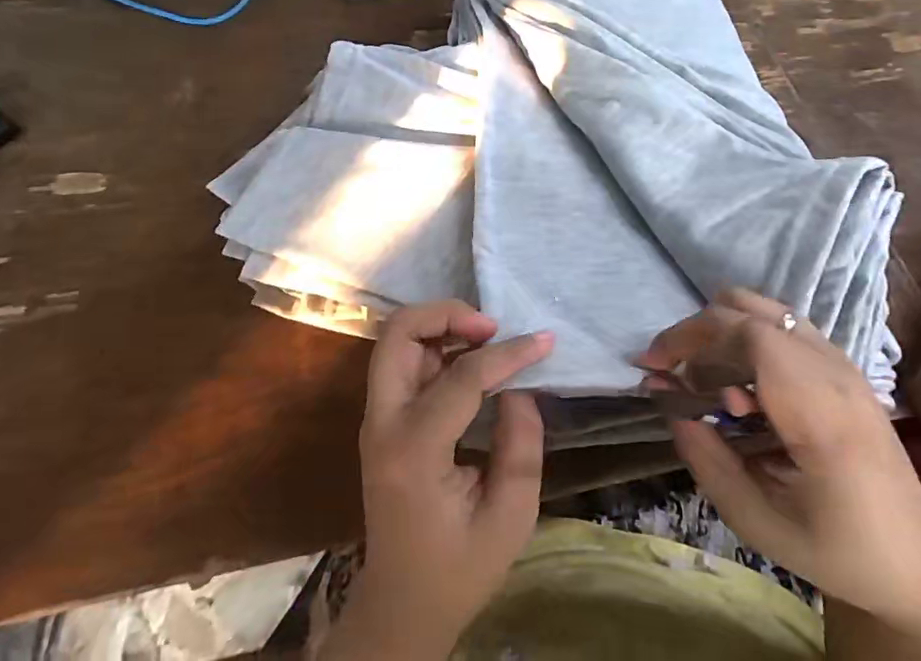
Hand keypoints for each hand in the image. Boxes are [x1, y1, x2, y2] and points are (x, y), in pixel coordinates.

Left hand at [324, 301, 553, 660]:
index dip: (508, 354)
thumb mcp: (511, 516)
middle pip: (397, 335)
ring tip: (487, 339)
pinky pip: (403, 363)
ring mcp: (376, 422)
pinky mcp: (382, 423)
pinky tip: (472, 361)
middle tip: (492, 328)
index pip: (461, 378)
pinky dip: (436, 347)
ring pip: (396, 342)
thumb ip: (521, 444)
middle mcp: (383, 425)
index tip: (544, 342)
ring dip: (440, 327)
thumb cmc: (459, 569)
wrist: (402, 606)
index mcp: (414, 452)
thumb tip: (519, 388)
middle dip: (447, 315)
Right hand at [638, 290, 920, 650]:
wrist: (914, 562)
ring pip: (766, 309)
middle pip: (750, 311)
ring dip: (722, 331)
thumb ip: (707, 461)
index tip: (655, 368)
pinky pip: (783, 325)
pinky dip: (746, 338)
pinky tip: (739, 385)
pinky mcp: (844, 366)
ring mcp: (844, 363)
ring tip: (703, 381)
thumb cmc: (837, 551)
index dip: (692, 339)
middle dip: (697, 331)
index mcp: (821, 413)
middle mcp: (836, 372)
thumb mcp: (759, 522)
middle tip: (666, 370)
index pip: (749, 335)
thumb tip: (668, 402)